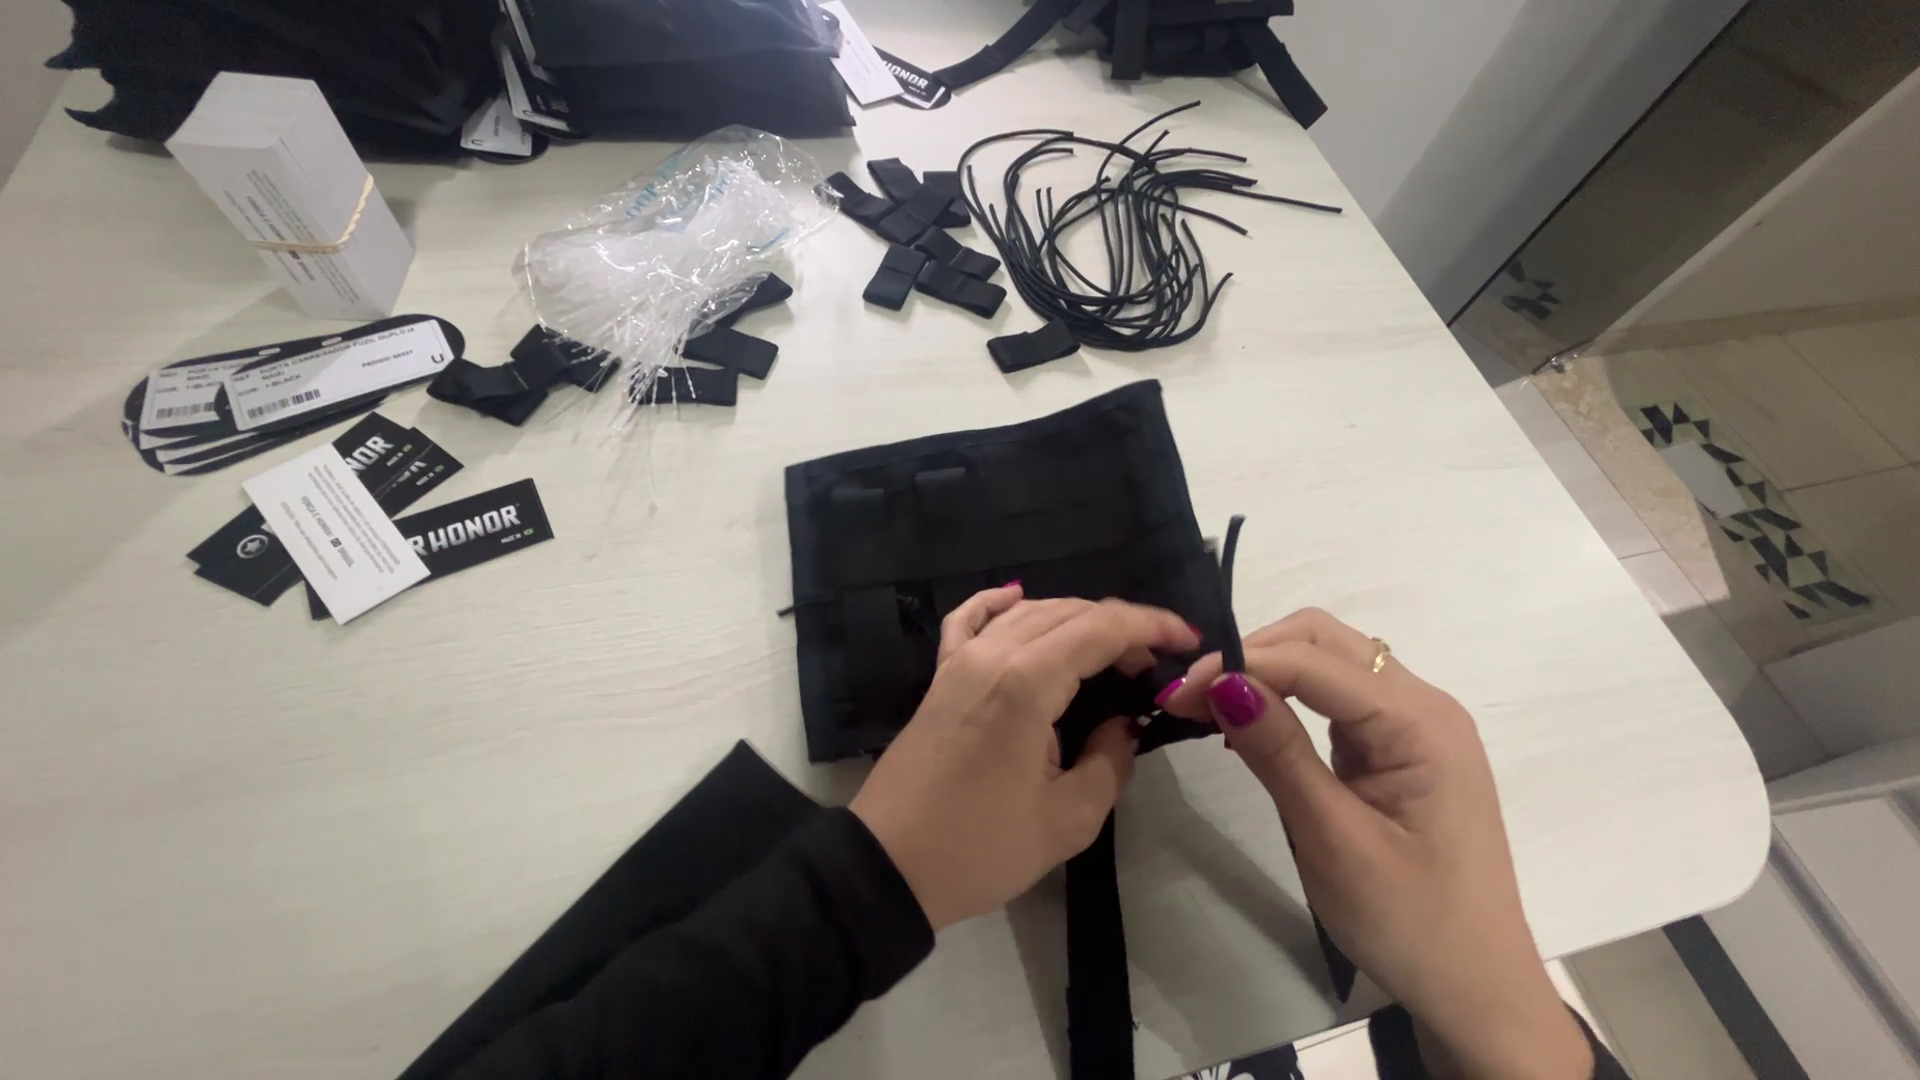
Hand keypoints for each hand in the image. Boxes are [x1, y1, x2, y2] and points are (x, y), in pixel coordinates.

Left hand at [850, 586, 1200, 930]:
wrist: (889, 866)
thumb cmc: (979, 848)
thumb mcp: (1067, 820)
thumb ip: (1110, 762)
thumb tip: (1123, 725)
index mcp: (1027, 682)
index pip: (1101, 628)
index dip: (1151, 626)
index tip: (1189, 640)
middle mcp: (992, 655)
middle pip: (1067, 613)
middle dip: (1120, 627)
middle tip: (1154, 664)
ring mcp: (959, 662)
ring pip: (1026, 614)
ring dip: (1074, 619)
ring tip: (1111, 650)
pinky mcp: (939, 677)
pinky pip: (967, 620)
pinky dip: (996, 604)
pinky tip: (1016, 596)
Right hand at [1160, 608, 1591, 1079]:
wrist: (1476, 990)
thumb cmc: (1409, 920)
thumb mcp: (1332, 839)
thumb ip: (1277, 752)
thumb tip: (1219, 682)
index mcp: (1421, 724)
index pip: (1315, 661)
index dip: (1241, 663)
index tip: (1176, 689)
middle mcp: (1423, 705)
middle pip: (1324, 640)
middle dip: (1253, 653)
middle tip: (1190, 693)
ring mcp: (1412, 724)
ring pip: (1327, 659)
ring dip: (1265, 669)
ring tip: (1207, 703)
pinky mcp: (1396, 744)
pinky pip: (1333, 695)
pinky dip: (1284, 694)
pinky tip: (1250, 719)